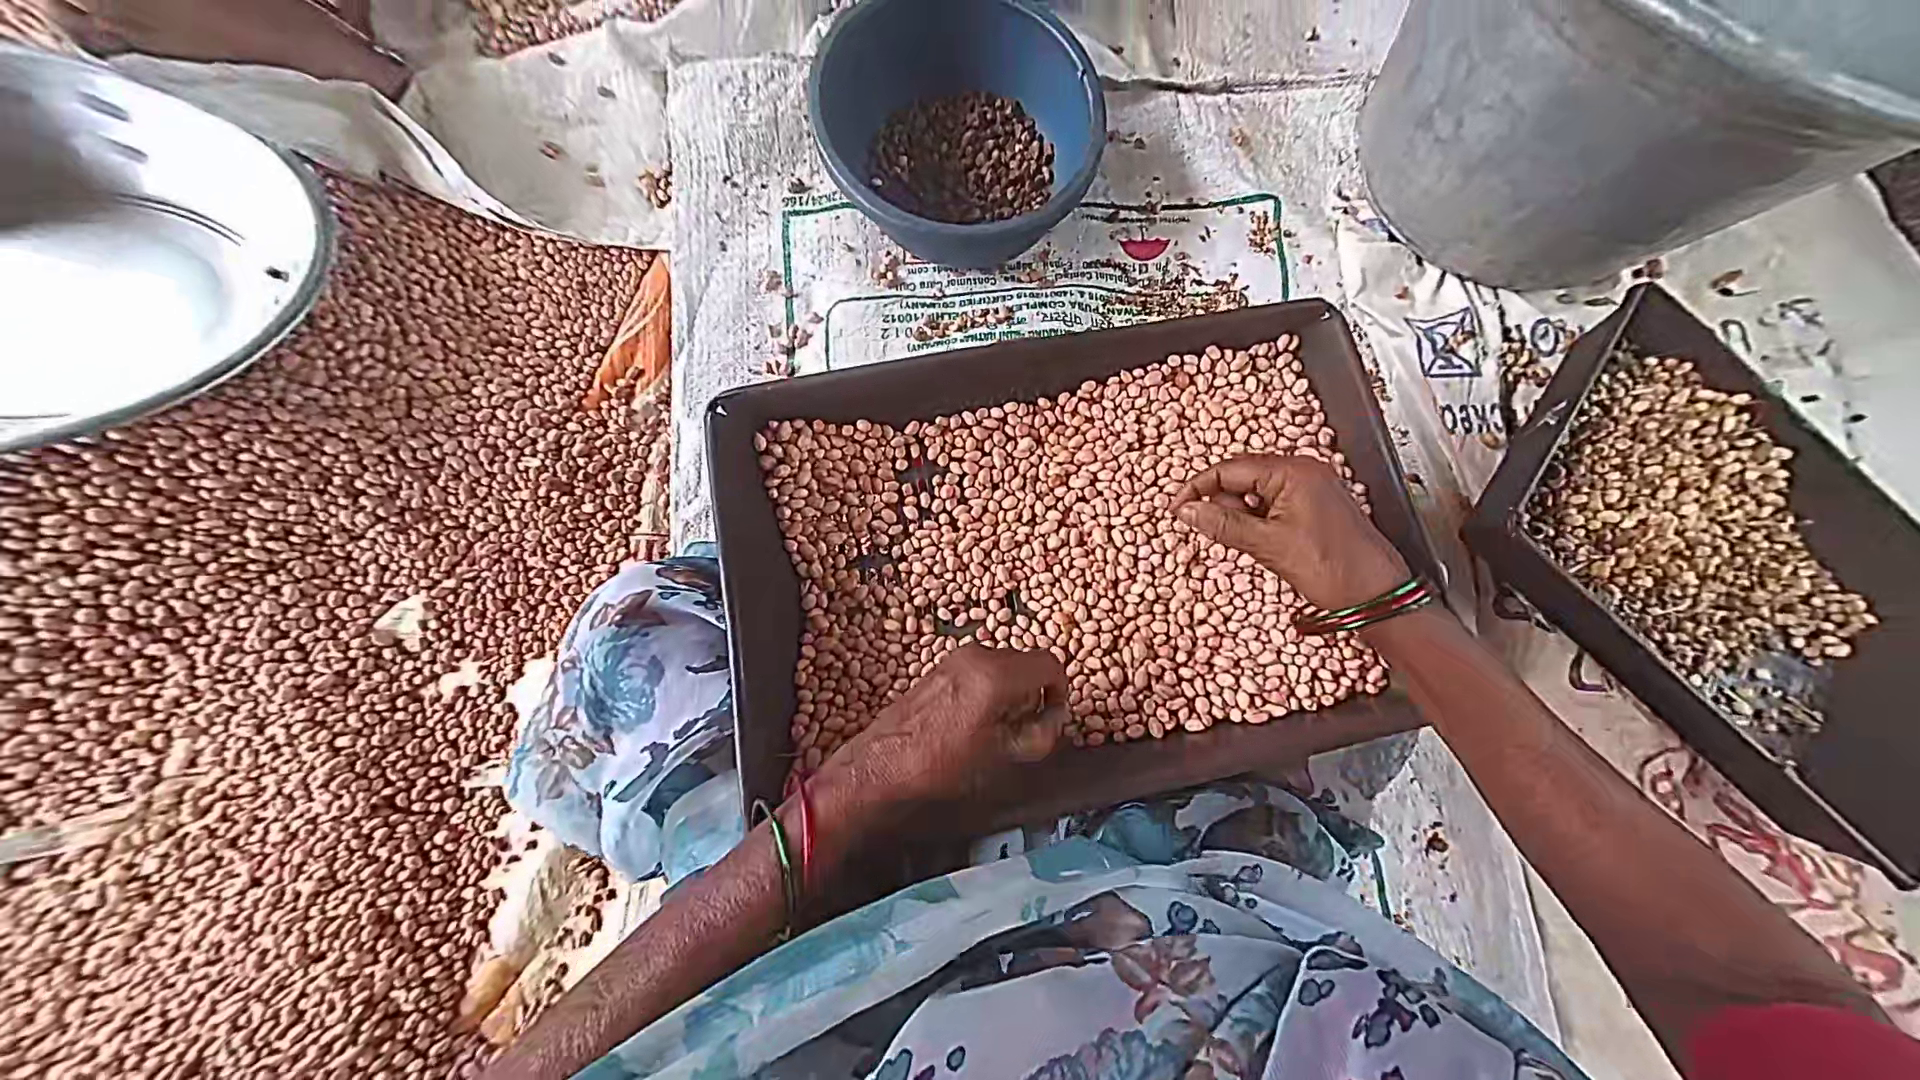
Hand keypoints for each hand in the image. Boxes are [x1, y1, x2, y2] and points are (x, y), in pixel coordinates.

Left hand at [835, 643, 1068, 809]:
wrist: (885, 762)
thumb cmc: (938, 762)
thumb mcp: (1002, 754)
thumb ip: (1040, 733)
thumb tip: (1055, 718)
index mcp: (996, 675)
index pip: (1049, 664)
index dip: (1059, 690)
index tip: (1052, 714)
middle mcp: (977, 656)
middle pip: (1028, 662)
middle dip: (1035, 693)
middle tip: (1027, 728)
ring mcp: (957, 658)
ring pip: (1006, 665)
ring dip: (1014, 691)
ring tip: (999, 728)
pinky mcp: (944, 666)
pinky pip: (983, 668)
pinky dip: (992, 688)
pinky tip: (977, 720)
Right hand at [1170, 454, 1408, 609]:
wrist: (1378, 594)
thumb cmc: (1333, 568)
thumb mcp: (1267, 546)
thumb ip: (1222, 524)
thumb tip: (1187, 510)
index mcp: (1292, 472)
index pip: (1228, 469)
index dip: (1197, 489)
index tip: (1177, 509)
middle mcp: (1302, 471)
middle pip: (1239, 477)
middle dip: (1221, 503)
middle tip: (1216, 532)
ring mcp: (1309, 486)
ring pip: (1253, 492)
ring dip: (1240, 515)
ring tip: (1252, 542)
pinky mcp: (1311, 503)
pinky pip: (1270, 503)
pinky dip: (1256, 520)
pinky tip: (1262, 541)